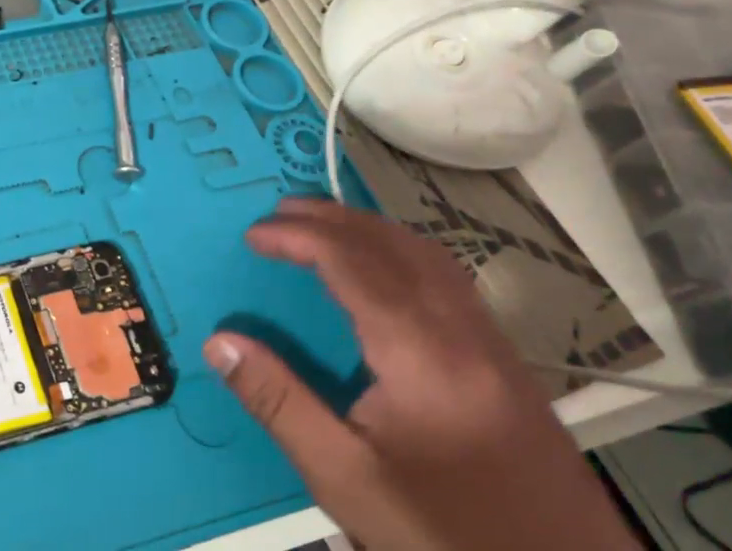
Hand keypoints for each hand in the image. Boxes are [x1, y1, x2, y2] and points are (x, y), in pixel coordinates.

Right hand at [205, 198, 638, 550]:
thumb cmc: (440, 530)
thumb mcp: (344, 477)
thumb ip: (280, 403)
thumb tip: (219, 342)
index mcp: (421, 353)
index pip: (353, 263)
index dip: (299, 237)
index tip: (253, 234)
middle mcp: (464, 333)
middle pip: (396, 246)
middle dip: (334, 219)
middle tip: (281, 212)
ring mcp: (496, 348)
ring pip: (433, 258)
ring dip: (373, 230)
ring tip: (326, 228)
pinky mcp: (512, 368)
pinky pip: (453, 282)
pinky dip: (406, 254)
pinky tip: (388, 275)